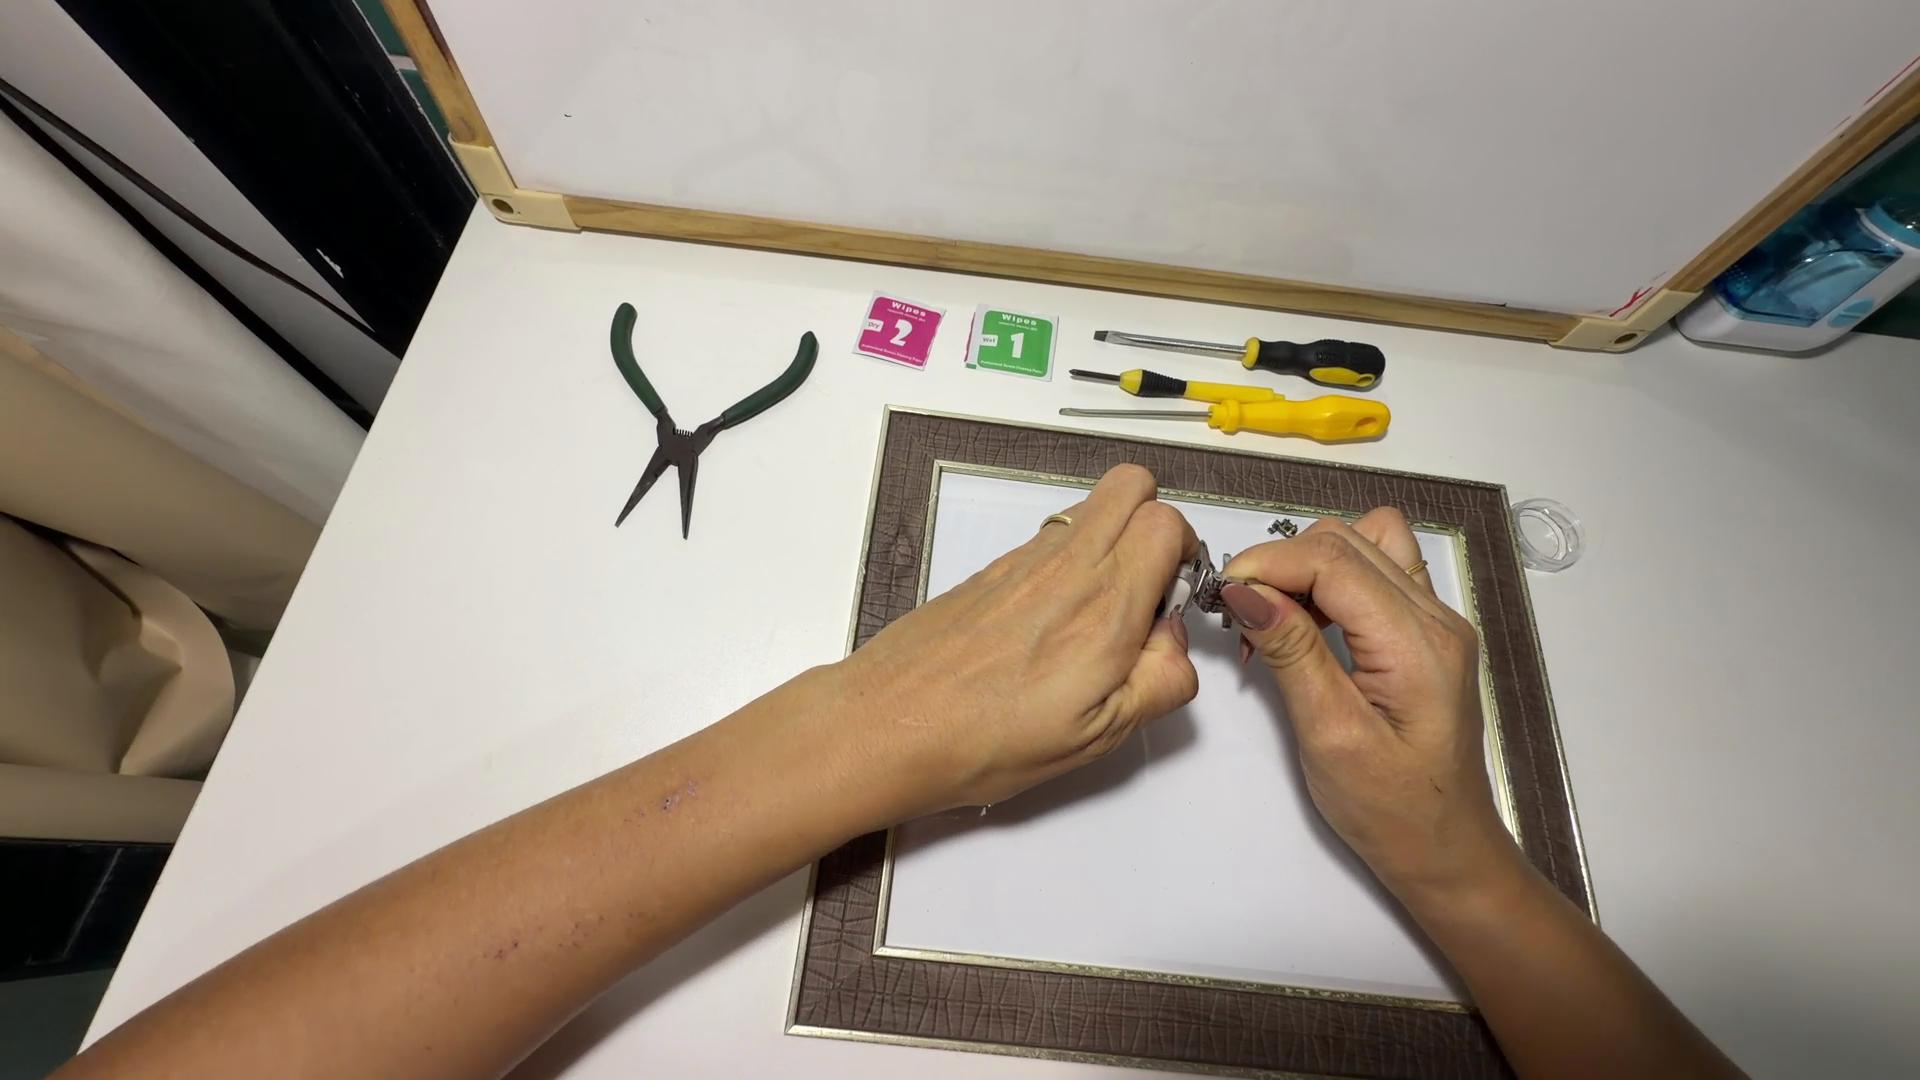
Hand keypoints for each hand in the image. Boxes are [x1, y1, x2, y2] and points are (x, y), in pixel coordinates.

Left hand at [828, 464, 1199, 821]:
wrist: (889, 725)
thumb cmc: (986, 739)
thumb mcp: (1097, 734)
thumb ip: (1160, 680)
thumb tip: (1172, 642)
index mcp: (1103, 604)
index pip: (1167, 520)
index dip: (1185, 551)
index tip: (1172, 598)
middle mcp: (1064, 565)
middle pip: (1131, 484)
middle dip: (1155, 520)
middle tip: (1146, 584)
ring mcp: (1022, 560)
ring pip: (1087, 507)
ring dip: (1109, 538)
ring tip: (1093, 611)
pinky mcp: (990, 568)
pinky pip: (1047, 537)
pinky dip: (1067, 558)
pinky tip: (1048, 621)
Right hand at [1221, 508, 1518, 899]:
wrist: (1443, 848)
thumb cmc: (1388, 806)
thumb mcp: (1330, 733)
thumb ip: (1291, 651)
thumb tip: (1244, 591)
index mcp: (1418, 642)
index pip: (1333, 560)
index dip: (1268, 563)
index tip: (1223, 595)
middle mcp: (1434, 616)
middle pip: (1343, 541)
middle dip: (1279, 564)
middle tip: (1242, 616)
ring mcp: (1433, 619)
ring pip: (1357, 543)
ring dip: (1301, 566)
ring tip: (1273, 618)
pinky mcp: (1420, 629)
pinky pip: (1370, 568)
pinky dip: (1325, 577)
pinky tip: (1305, 619)